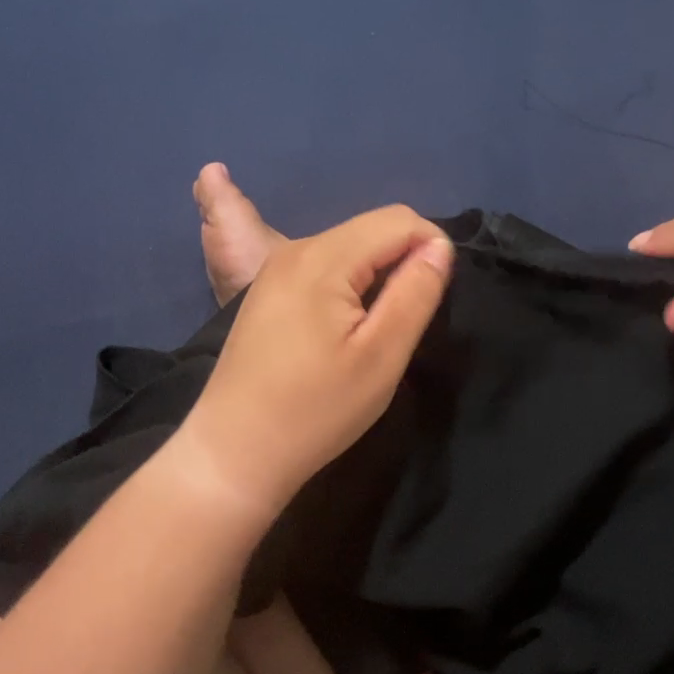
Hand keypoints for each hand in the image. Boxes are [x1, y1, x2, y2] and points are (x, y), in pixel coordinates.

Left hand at [172, 205, 452, 519]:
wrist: (233, 454)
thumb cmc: (314, 410)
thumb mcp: (382, 356)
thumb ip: (416, 292)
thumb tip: (441, 246)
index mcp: (323, 258)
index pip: (399, 219)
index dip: (432, 248)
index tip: (434, 299)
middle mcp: (297, 249)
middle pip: (374, 227)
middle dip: (405, 260)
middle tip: (408, 320)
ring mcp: (277, 268)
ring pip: (353, 245)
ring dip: (380, 273)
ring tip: (380, 328)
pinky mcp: (270, 289)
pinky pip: (329, 264)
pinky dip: (353, 283)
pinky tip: (348, 330)